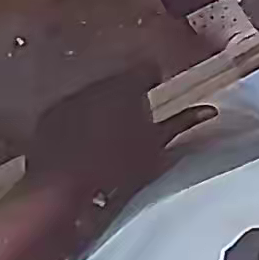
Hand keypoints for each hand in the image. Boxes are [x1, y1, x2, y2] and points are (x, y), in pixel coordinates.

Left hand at [26, 66, 213, 205]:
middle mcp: (96, 85)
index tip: (159, 93)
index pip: (147, 68)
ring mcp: (69, 100)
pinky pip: (73, 111)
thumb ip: (183, 122)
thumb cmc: (119, 166)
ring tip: (111, 134)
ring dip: (104, 108)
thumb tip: (210, 110)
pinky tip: (86, 143)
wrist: (63, 190)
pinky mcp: (48, 118)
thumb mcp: (157, 145)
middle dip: (128, 95)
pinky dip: (81, 121)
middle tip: (138, 120)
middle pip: (119, 82)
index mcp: (127, 86)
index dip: (154, 80)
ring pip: (95, 95)